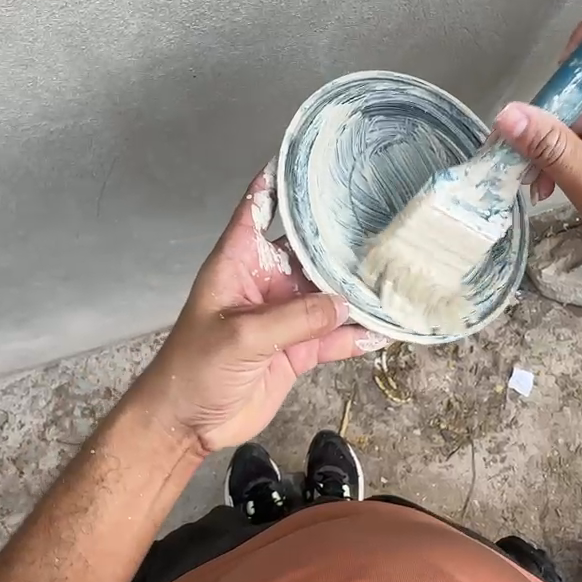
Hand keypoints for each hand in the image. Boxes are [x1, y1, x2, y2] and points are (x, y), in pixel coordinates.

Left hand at [125, 167, 374, 458]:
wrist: (187, 423)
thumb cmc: (196, 368)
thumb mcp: (242, 336)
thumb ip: (295, 319)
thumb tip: (345, 303)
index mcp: (239, 262)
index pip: (257, 209)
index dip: (277, 181)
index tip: (308, 157)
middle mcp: (265, 281)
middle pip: (305, 250)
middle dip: (336, 238)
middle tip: (379, 218)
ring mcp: (284, 316)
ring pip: (326, 295)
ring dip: (355, 289)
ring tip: (395, 273)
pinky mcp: (296, 349)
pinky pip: (333, 336)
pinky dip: (357, 334)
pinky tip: (387, 328)